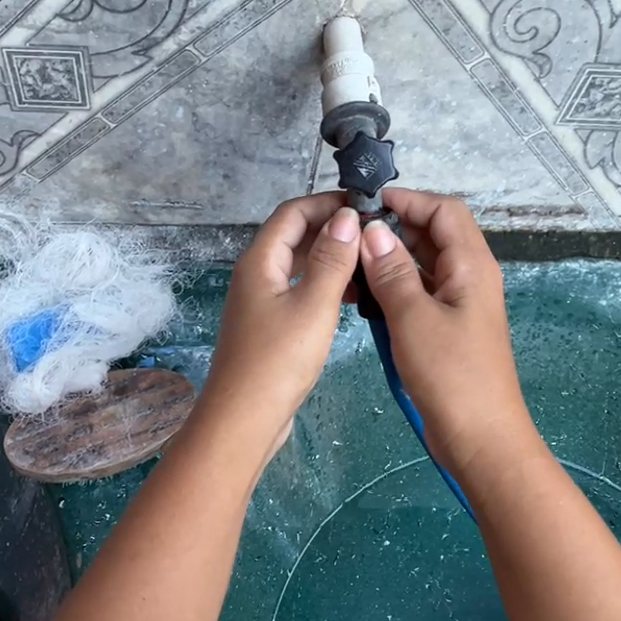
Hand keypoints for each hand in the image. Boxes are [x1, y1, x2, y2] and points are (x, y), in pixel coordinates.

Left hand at [194, 193, 362, 459]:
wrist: (244, 418)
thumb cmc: (279, 359)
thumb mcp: (314, 305)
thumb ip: (333, 259)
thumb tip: (348, 216)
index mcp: (260, 260)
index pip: (293, 212)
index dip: (328, 202)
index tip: (367, 204)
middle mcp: (256, 274)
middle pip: (295, 236)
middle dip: (333, 228)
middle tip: (376, 232)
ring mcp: (261, 300)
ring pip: (299, 265)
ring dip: (332, 258)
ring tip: (372, 261)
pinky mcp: (270, 325)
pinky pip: (299, 290)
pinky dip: (325, 285)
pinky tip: (353, 296)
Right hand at [358, 188, 538, 475]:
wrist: (480, 438)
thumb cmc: (450, 374)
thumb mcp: (413, 318)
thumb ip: (391, 271)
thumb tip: (372, 229)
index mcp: (472, 265)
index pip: (444, 210)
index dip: (407, 199)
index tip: (364, 205)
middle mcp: (469, 276)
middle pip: (433, 234)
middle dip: (392, 227)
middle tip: (348, 235)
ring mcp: (458, 303)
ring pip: (422, 264)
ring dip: (388, 259)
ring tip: (348, 264)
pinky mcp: (446, 327)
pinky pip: (418, 292)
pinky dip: (392, 287)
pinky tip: (362, 297)